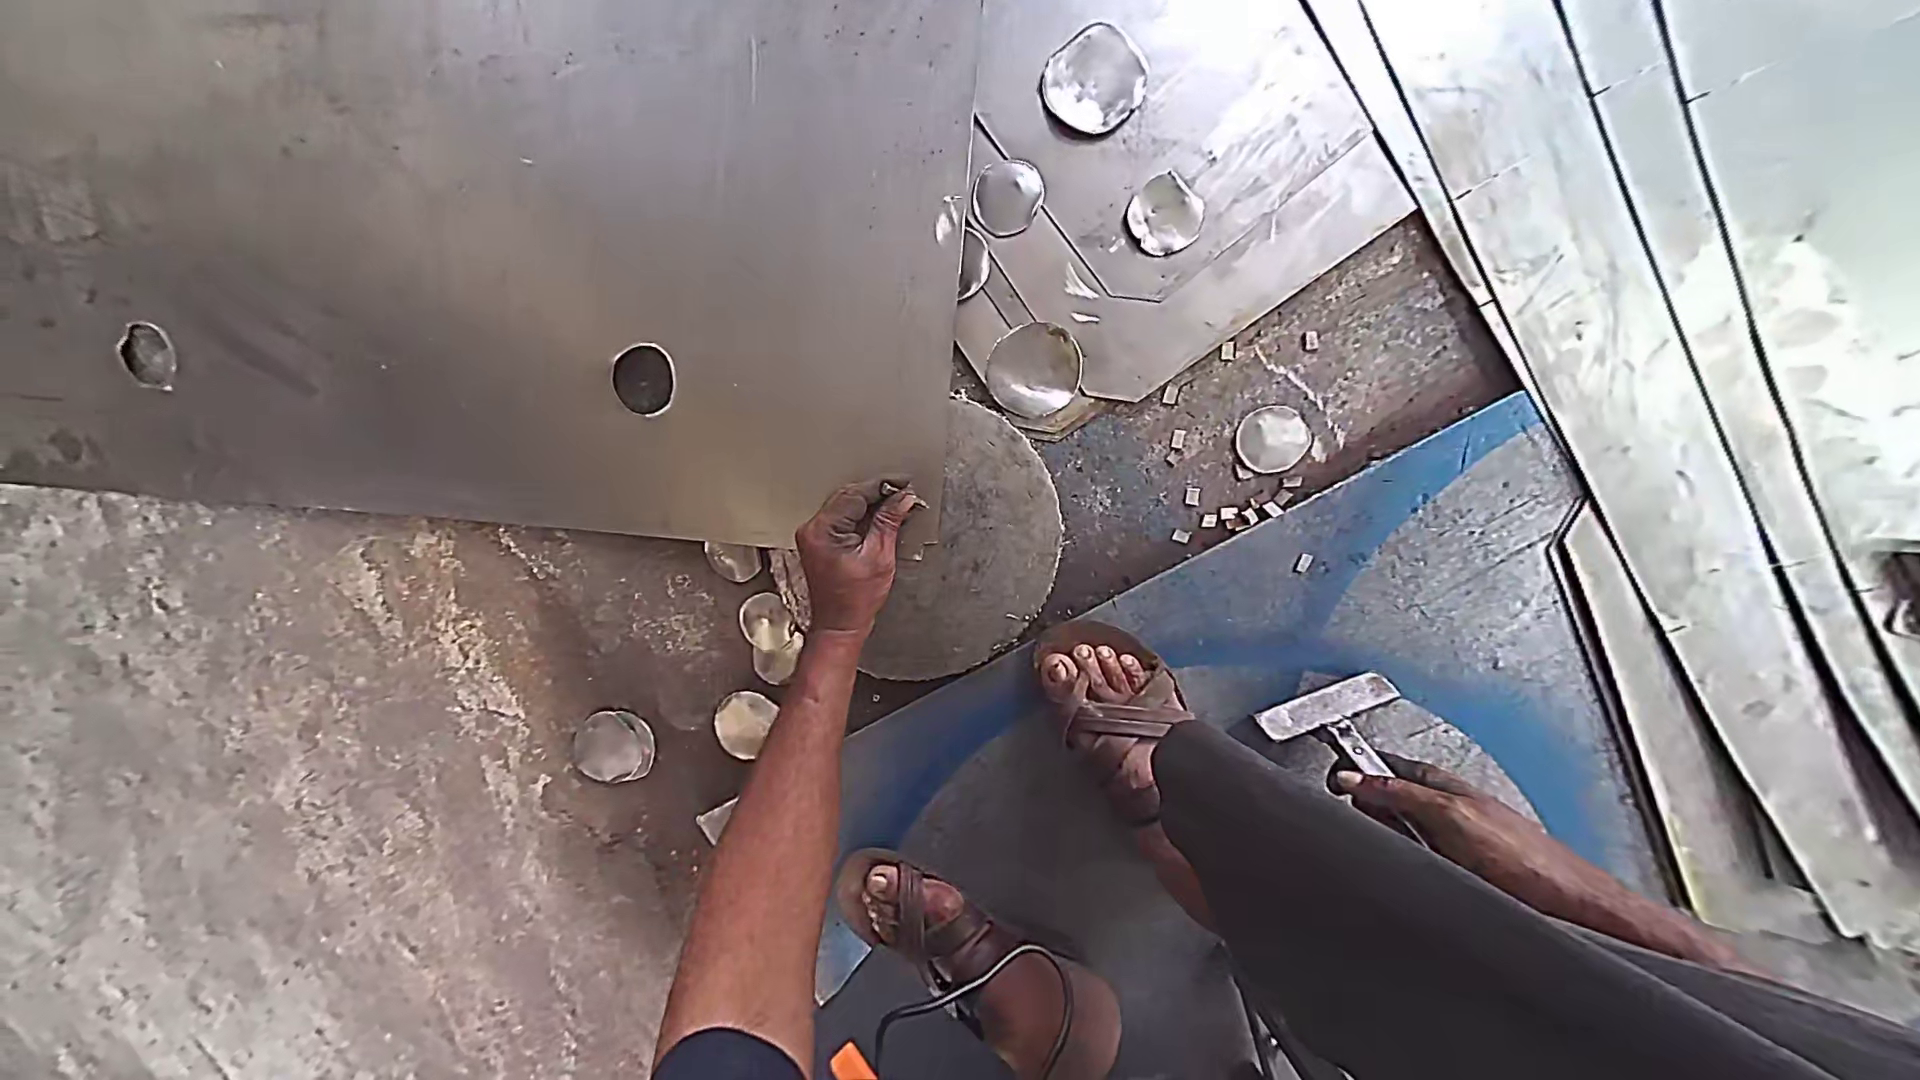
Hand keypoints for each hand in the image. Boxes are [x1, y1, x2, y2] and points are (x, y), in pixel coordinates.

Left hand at [795, 478, 923, 635]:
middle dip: (877, 495)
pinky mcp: (819, 541)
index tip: (902, 485)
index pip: (854, 495)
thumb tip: (902, 499)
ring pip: (845, 506)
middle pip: (848, 497)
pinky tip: (879, 520)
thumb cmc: (855, 600)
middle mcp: (812, 529)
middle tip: (903, 496)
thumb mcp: (879, 557)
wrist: (840, 624)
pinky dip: (861, 517)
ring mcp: (813, 535)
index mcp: (823, 530)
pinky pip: (841, 519)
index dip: (881, 488)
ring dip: (870, 505)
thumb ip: (889, 522)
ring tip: (895, 508)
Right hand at [1334, 754, 1745, 968]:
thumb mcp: (1449, 814)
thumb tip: (1351, 777)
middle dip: (1368, 810)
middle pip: (1377, 799)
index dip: (1352, 769)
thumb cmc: (1530, 861)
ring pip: (1391, 832)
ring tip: (1409, 853)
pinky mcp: (1448, 868)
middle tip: (1380, 826)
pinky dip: (1404, 863)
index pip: (1376, 763)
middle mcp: (1437, 806)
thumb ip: (1396, 791)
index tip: (1334, 783)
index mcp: (1435, 781)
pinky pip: (1408, 859)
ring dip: (1390, 841)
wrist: (1576, 913)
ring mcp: (1442, 837)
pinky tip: (1417, 871)